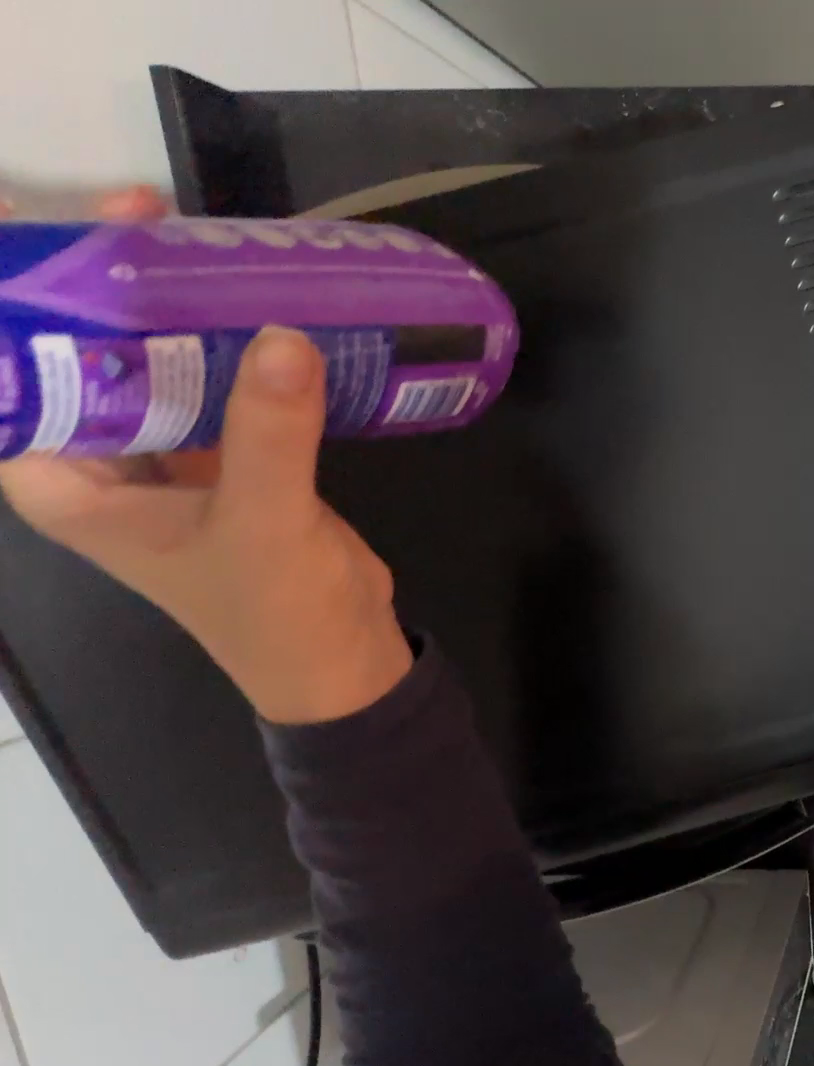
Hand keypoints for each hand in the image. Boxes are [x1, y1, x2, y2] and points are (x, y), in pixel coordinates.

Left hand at [0, 190, 411, 723]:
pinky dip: (243, 362)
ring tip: (211, 257)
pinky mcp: (239, 467)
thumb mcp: (263, 522)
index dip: (21, 300)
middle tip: (150, 221)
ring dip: (185, 322)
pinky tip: (268, 323)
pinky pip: (225, 398)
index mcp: (64, 481)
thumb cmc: (271, 607)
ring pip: (163, 374)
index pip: (13, 374)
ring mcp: (176, 465)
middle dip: (111, 293)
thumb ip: (268, 434)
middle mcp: (105, 465)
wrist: (340, 656)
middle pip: (87, 359)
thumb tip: (284, 337)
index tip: (58, 235)